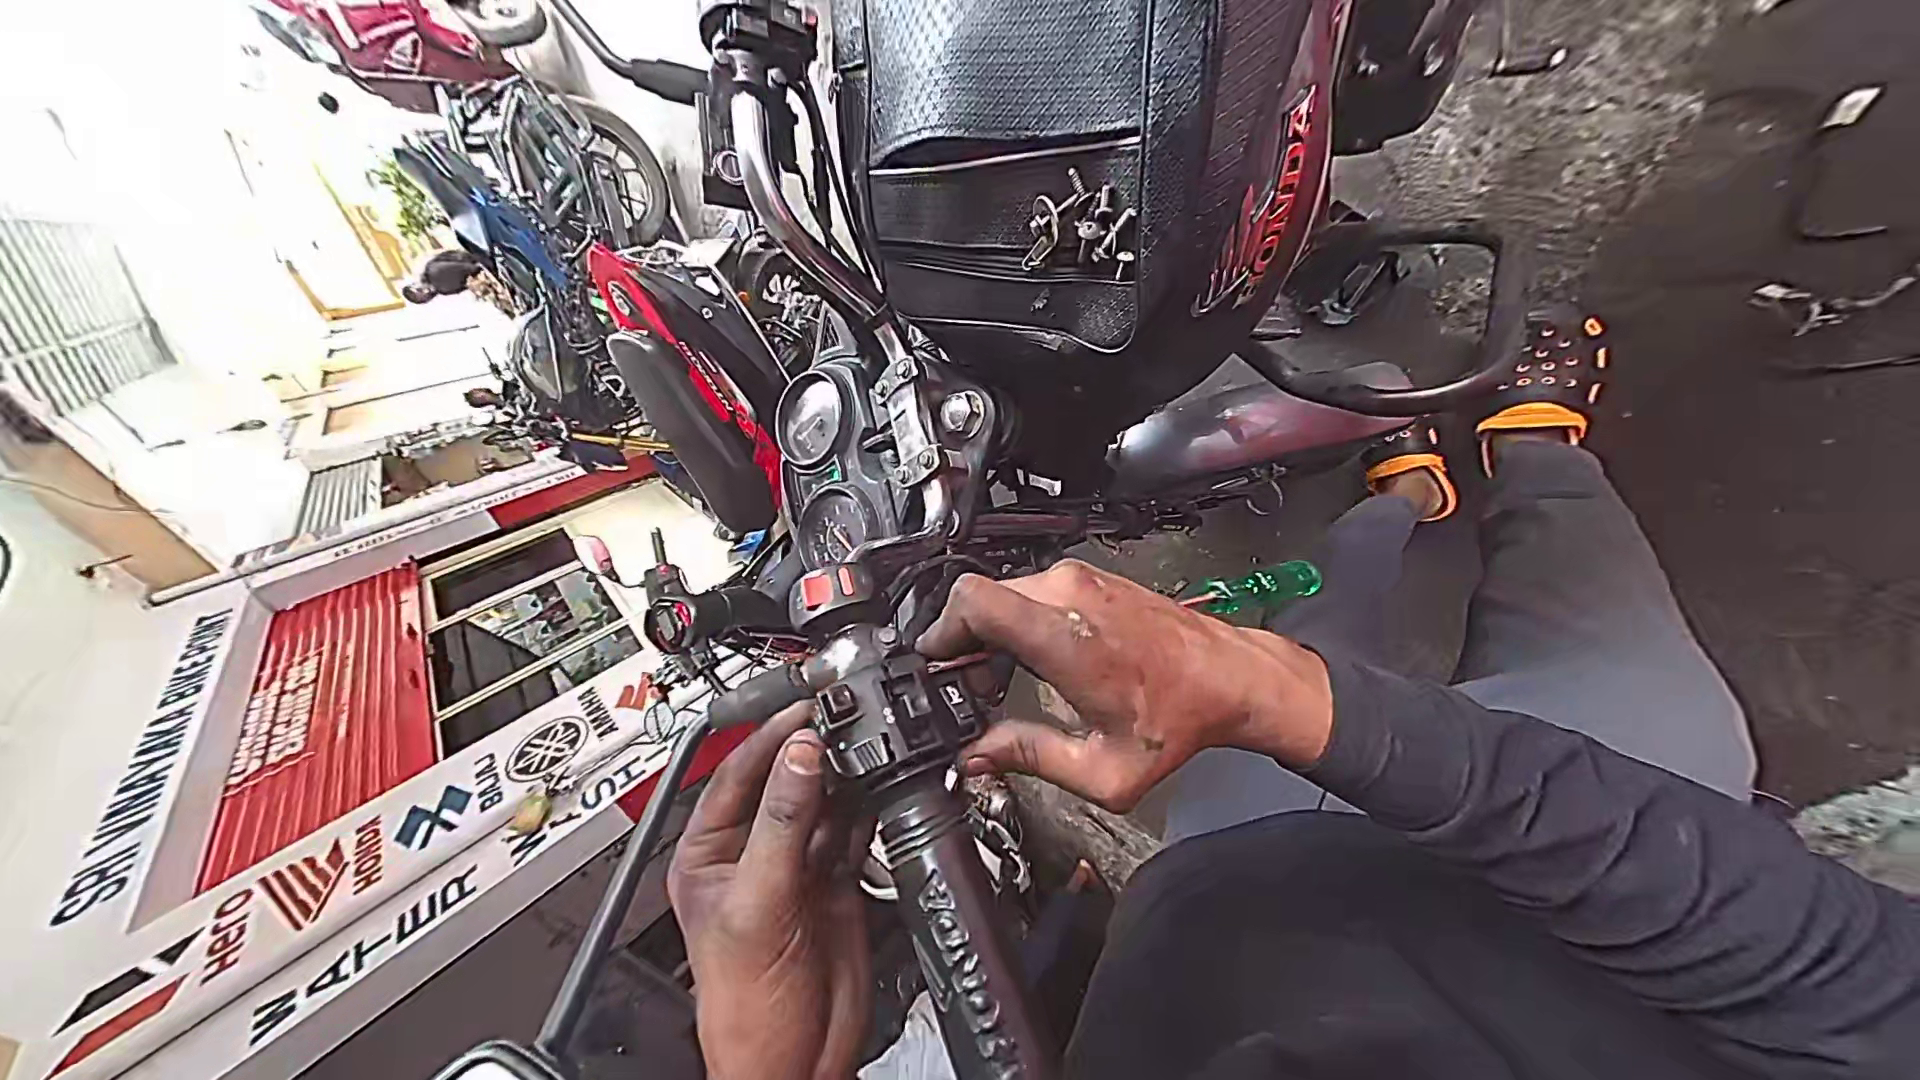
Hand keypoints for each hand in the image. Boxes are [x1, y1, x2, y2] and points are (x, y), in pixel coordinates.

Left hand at [667, 705, 871, 1079]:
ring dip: (844, 773)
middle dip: (813, 751)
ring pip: (824, 795)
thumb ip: (782, 824)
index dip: (770, 737)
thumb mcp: (758, 904)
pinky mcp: (836, 870)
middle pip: (786, 778)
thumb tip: (801, 755)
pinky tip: (878, 786)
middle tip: (842, 724)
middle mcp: (754, 846)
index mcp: (711, 850)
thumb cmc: (743, 1008)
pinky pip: (854, 820)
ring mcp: (798, 857)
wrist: (798, 1062)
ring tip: (864, 750)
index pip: (737, 772)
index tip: (804, 711)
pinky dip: (869, 801)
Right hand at [917, 559, 1333, 810]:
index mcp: (1066, 638)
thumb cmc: (1179, 717)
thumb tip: (977, 755)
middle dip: (962, 641)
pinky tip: (1030, 656)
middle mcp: (1068, 595)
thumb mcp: (1101, 768)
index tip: (936, 662)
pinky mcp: (1087, 579)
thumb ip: (1027, 756)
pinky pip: (1029, 590)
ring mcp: (1079, 580)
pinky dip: (1014, 620)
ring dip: (988, 632)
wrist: (1229, 676)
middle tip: (971, 684)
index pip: (973, 602)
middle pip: (978, 599)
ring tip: (1001, 675)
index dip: (941, 631)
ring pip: (1001, 593)